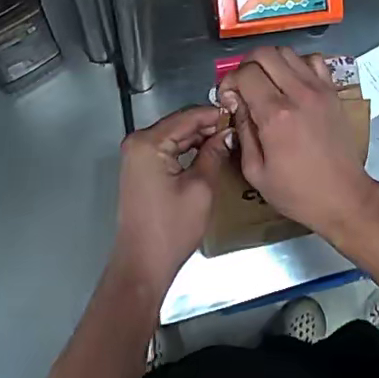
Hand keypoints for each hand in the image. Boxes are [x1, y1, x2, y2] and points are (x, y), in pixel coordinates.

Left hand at [111, 105, 226, 300]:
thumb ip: (214, 153)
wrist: (143, 263)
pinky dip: (188, 150)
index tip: (241, 117)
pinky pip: (168, 149)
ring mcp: (137, 156)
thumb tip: (228, 132)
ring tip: (230, 141)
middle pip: (180, 124)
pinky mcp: (141, 169)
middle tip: (239, 130)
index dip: (216, 115)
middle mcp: (138, 142)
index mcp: (149, 142)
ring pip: (175, 136)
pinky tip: (210, 154)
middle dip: (209, 126)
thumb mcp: (201, 187)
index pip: (188, 116)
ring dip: (200, 138)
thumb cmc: (172, 227)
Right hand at [219, 46, 378, 238]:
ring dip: (270, 63)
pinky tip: (292, 84)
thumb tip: (237, 105)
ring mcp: (319, 90)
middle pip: (265, 53)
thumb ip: (242, 131)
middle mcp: (299, 94)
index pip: (245, 73)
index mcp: (276, 116)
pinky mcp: (333, 93)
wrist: (344, 197)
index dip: (230, 83)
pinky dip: (298, 64)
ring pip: (287, 52)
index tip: (230, 100)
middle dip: (246, 66)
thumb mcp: (256, 171)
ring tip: (266, 85)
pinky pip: (314, 61)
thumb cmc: (298, 193)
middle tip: (244, 88)